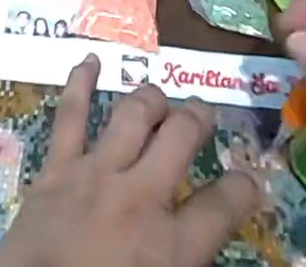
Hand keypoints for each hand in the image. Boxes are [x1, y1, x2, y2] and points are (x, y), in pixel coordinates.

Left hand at [0, 55, 261, 266]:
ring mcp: (95, 175)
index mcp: (169, 248)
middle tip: (204, 114)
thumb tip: (200, 243)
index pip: (222, 206)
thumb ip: (185, 259)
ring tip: (161, 99)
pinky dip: (79, 84)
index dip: (243, 189)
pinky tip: (89, 60)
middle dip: (199, 118)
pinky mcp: (56, 169)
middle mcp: (138, 198)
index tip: (249, 181)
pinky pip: (69, 116)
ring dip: (151, 100)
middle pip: (180, 137)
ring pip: (132, 115)